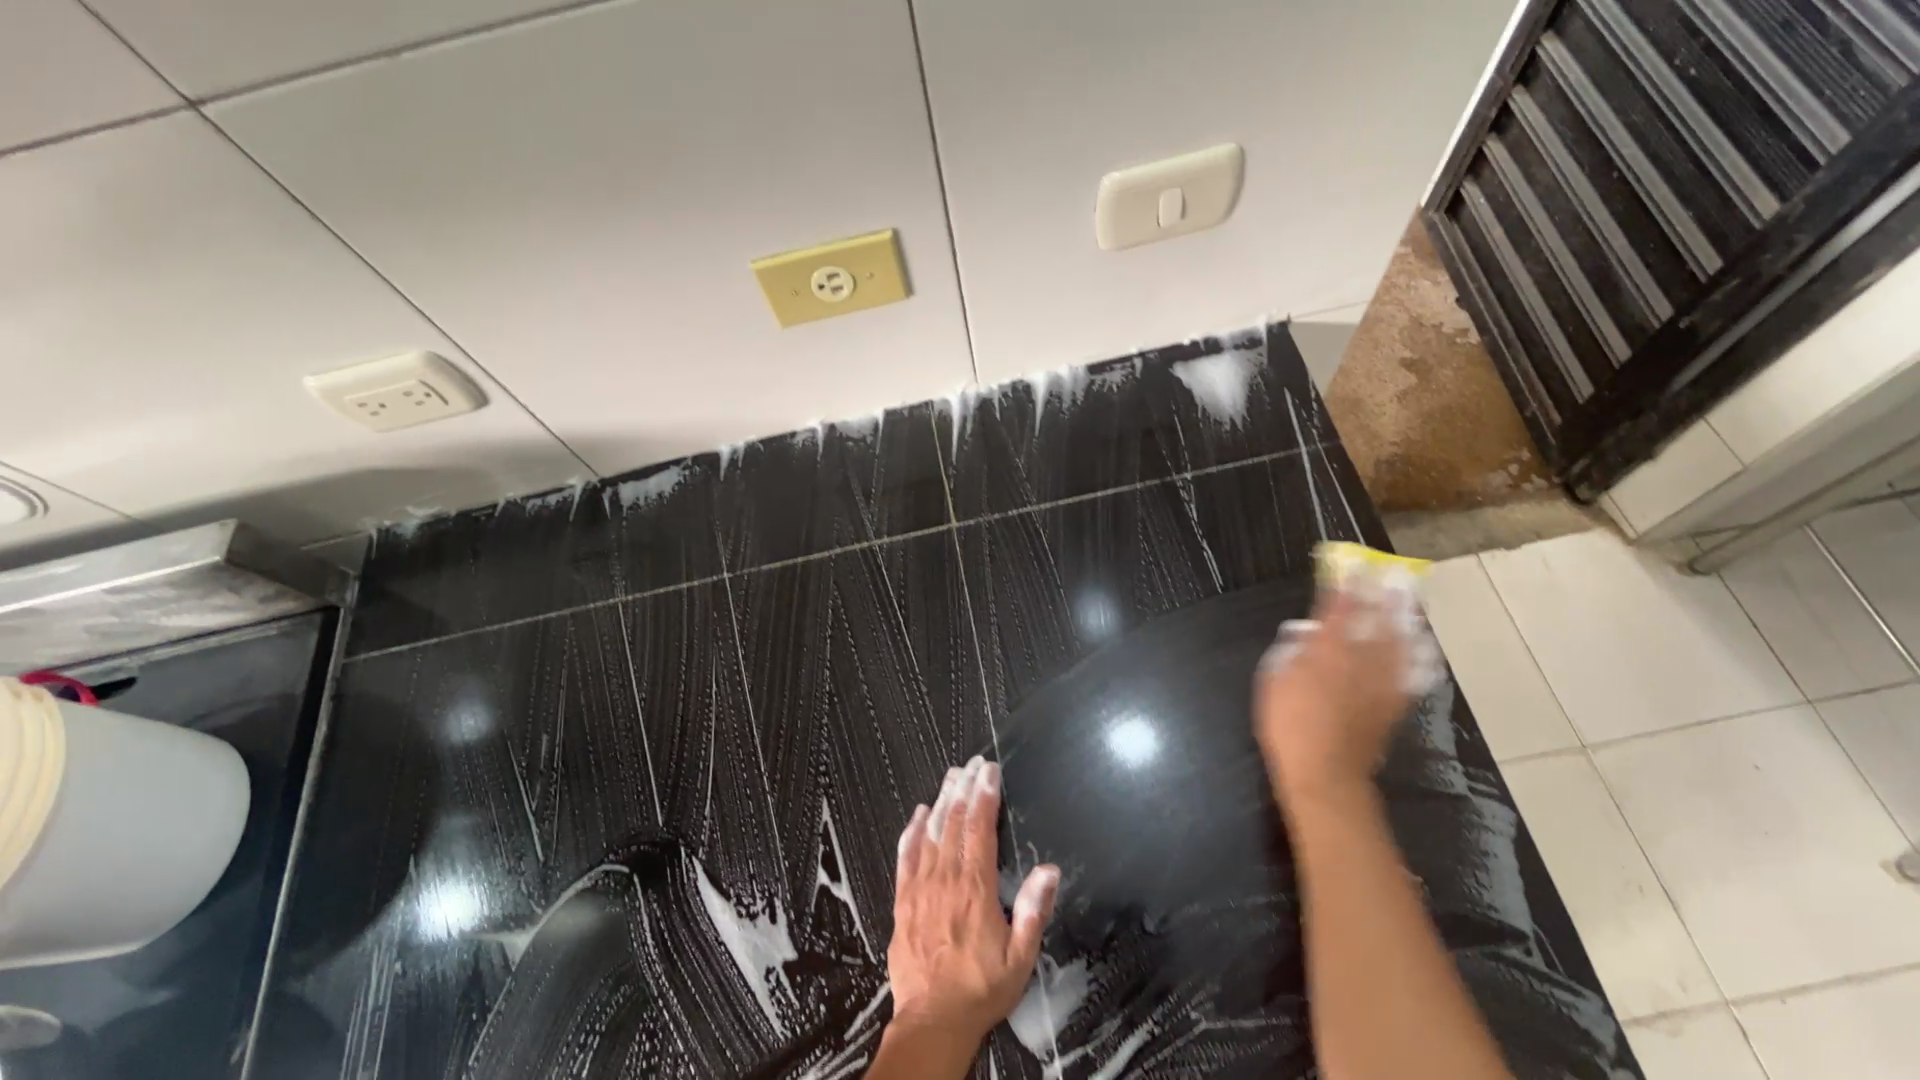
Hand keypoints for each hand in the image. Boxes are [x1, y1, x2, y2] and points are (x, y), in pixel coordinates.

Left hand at [888, 757, 1060, 1047]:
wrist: (933, 1020)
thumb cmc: (981, 989)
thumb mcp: (1020, 957)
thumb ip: (1033, 911)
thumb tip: (1049, 870)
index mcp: (976, 890)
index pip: (981, 831)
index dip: (986, 797)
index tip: (990, 771)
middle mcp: (946, 881)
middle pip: (955, 824)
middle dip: (965, 789)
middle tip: (971, 763)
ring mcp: (920, 889)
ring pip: (931, 835)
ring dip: (942, 802)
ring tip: (951, 776)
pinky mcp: (902, 902)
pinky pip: (905, 858)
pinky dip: (912, 832)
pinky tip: (919, 814)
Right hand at [1254, 586, 1415, 805]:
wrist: (1324, 773)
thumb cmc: (1288, 726)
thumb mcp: (1273, 682)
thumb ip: (1288, 652)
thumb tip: (1303, 631)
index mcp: (1325, 651)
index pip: (1340, 608)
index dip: (1348, 585)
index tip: (1355, 566)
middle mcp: (1359, 660)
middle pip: (1377, 619)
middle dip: (1386, 594)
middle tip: (1396, 574)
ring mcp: (1381, 681)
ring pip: (1400, 641)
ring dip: (1407, 617)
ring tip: (1411, 599)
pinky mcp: (1394, 702)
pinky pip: (1413, 673)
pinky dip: (1420, 656)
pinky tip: (1425, 645)